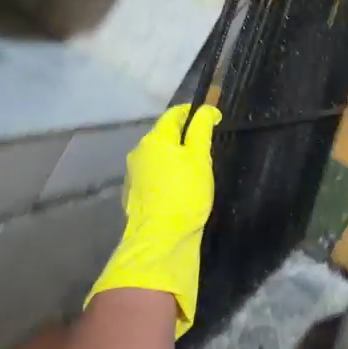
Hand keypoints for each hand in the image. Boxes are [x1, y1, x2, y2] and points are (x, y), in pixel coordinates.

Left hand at [85, 104, 219, 337]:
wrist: (160, 238)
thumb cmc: (185, 193)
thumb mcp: (200, 157)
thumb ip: (202, 129)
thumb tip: (206, 109)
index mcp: (155, 139)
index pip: (174, 114)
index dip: (194, 112)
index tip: (213, 118)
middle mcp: (139, 152)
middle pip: (164, 135)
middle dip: (184, 136)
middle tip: (207, 147)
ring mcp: (134, 174)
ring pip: (158, 156)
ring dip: (174, 156)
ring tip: (195, 169)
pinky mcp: (134, 194)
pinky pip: (153, 175)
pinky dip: (167, 174)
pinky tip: (179, 187)